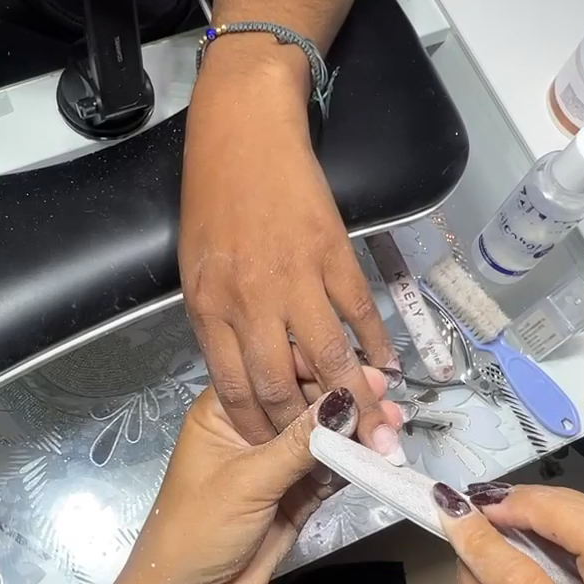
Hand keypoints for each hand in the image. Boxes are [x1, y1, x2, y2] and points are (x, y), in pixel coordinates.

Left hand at [118, 369, 390, 583]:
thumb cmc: (199, 528)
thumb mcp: (247, 480)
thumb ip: (299, 442)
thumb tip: (347, 397)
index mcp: (225, 409)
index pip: (275, 372)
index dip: (316, 369)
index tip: (358, 370)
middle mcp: (253, 428)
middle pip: (306, 403)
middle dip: (346, 403)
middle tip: (387, 401)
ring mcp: (277, 462)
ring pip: (324, 438)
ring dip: (358, 433)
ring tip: (395, 425)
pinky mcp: (297, 493)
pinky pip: (331, 470)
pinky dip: (355, 464)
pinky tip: (382, 453)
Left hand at [180, 37, 400, 458]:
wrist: (244, 129)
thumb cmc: (212, 198)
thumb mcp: (195, 270)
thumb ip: (218, 324)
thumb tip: (250, 372)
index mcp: (209, 309)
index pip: (236, 390)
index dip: (259, 430)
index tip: (277, 452)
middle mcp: (251, 302)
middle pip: (283, 387)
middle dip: (310, 432)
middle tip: (334, 454)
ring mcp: (296, 278)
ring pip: (329, 358)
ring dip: (356, 401)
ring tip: (374, 429)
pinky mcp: (334, 254)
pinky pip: (360, 313)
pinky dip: (377, 343)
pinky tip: (387, 366)